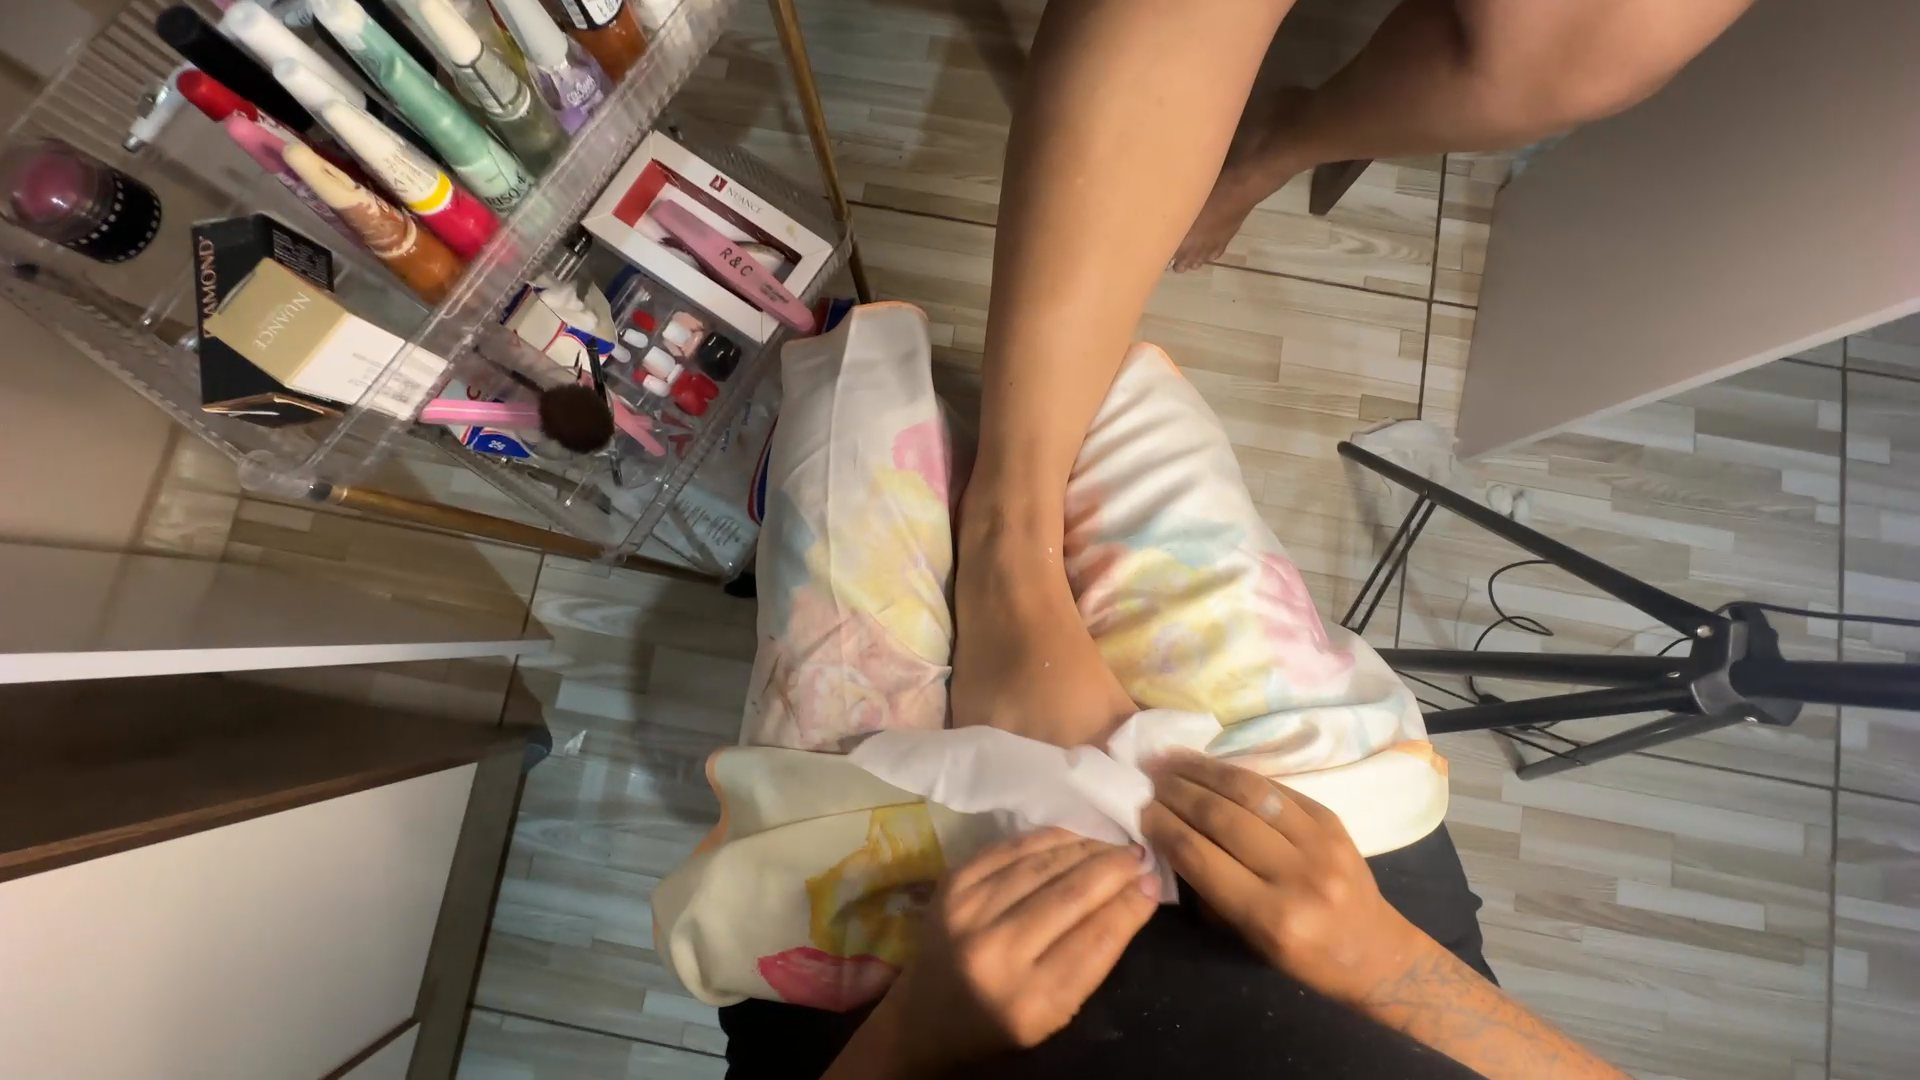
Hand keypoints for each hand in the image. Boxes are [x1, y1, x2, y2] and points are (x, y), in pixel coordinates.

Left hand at [879, 828, 1159, 1067]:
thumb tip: (1137, 892)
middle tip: (1140, 854)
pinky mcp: (953, 882)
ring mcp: (969, 911)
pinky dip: (1048, 838)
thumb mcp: (1054, 1010)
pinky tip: (1072, 835)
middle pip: (1071, 895)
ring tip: (1111, 843)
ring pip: (1042, 865)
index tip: (1154, 881)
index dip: (1130, 905)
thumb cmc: (1000, 1020)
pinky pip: (1011, 848)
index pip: (1095, 941)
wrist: (926, 1013)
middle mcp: (996, 953)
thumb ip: (1091, 957)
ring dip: (1086, 847)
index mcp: (1029, 1001)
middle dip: (1113, 868)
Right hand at [1141, 751, 1425, 1004]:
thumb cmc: (1303, 957)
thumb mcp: (1248, 938)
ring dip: (1201, 770)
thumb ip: (1207, 887)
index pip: (1199, 856)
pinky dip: (1234, 772)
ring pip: (1247, 791)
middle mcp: (1296, 876)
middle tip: (1147, 778)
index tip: (1136, 807)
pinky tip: (1209, 765)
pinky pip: (1273, 786)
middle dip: (1175, 792)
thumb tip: (1165, 835)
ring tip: (1170, 759)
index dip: (1161, 824)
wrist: (1378, 954)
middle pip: (1219, 817)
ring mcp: (1319, 843)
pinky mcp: (1332, 819)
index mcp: (1270, 917)